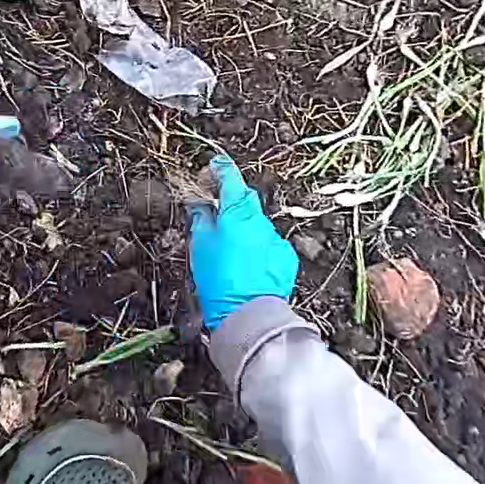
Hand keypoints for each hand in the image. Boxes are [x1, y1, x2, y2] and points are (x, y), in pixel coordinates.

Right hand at [188, 156, 298, 328]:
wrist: (248, 315)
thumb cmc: (219, 281)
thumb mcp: (200, 245)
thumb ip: (201, 217)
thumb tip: (199, 201)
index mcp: (237, 212)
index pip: (230, 177)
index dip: (219, 169)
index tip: (212, 168)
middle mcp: (260, 220)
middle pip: (245, 198)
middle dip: (231, 200)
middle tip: (215, 211)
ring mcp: (275, 238)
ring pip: (256, 223)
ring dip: (244, 227)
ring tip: (230, 249)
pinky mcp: (285, 256)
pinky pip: (269, 243)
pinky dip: (258, 246)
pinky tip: (247, 263)